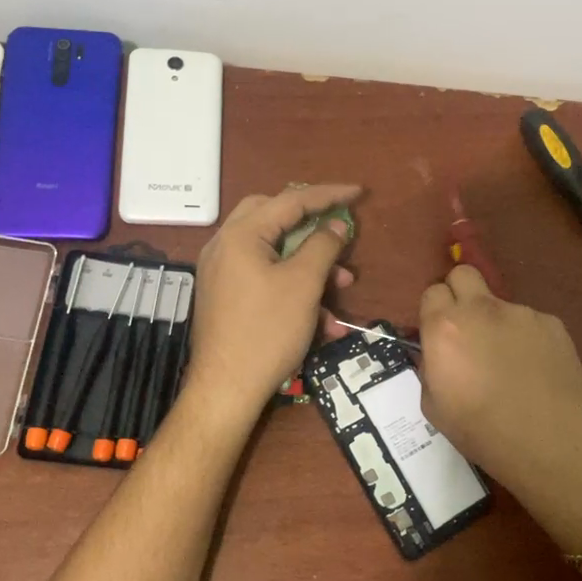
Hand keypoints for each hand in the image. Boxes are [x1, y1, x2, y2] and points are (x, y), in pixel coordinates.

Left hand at [183, 184, 360, 410]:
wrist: (227, 388)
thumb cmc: (267, 331)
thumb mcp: (303, 285)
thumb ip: (323, 246)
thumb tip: (336, 226)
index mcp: (240, 235)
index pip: (290, 200)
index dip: (328, 195)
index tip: (359, 193)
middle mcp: (225, 246)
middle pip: (274, 218)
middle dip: (312, 226)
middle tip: (338, 230)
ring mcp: (223, 272)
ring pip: (273, 253)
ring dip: (310, 266)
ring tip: (343, 287)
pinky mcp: (227, 297)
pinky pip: (264, 279)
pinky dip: (293, 289)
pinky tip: (322, 321)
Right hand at [418, 266, 581, 504]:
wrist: (547, 443)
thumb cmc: (481, 432)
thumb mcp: (433, 406)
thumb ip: (430, 368)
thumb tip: (438, 355)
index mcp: (445, 328)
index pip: (431, 292)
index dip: (434, 312)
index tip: (440, 335)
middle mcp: (482, 309)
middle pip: (464, 274)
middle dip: (460, 293)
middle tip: (467, 328)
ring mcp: (522, 313)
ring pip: (501, 304)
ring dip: (498, 324)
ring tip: (511, 365)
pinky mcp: (553, 324)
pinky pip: (531, 323)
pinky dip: (528, 340)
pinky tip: (536, 371)